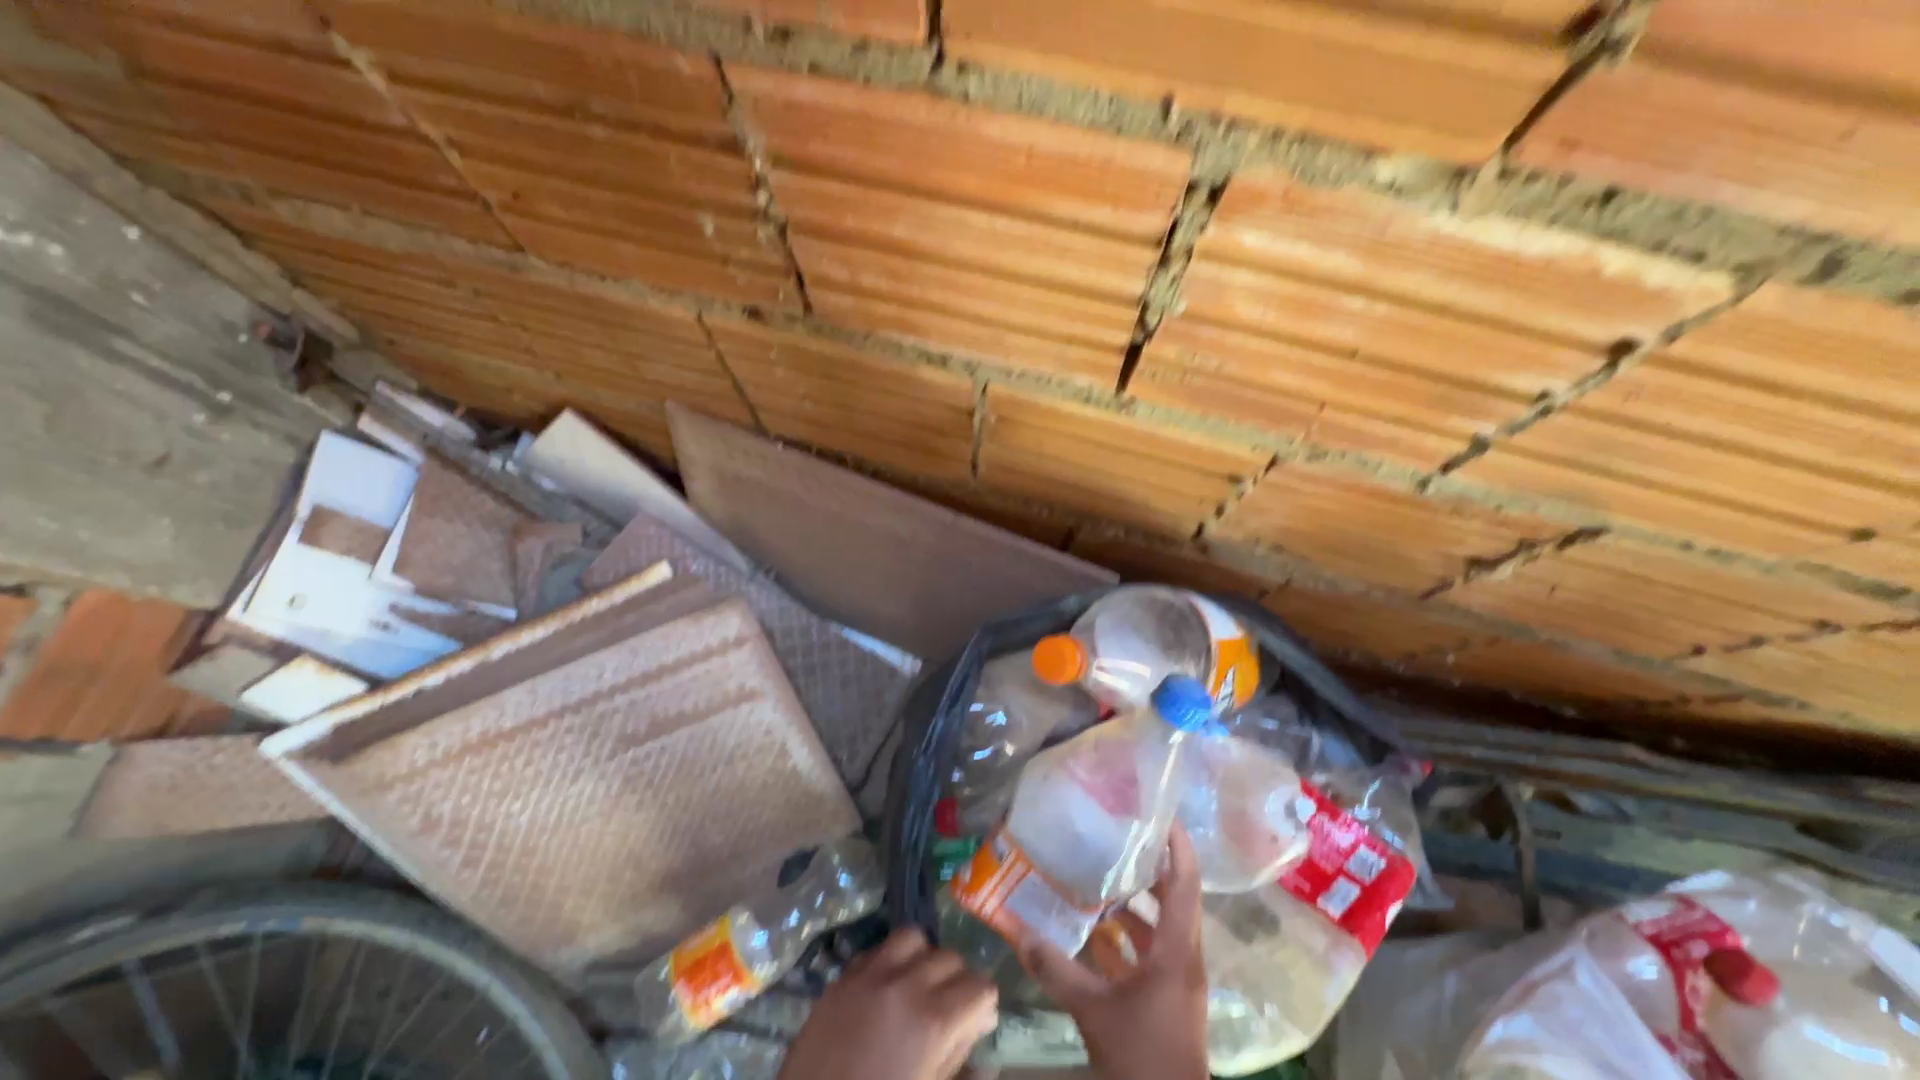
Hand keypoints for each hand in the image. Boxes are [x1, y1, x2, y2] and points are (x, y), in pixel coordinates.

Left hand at [778, 927, 997, 1079]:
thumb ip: (960, 1058)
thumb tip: (983, 1034)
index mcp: (934, 1021)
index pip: (981, 986)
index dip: (983, 1004)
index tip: (976, 1021)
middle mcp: (905, 986)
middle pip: (950, 957)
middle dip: (957, 981)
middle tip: (949, 1007)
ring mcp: (870, 976)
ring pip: (913, 937)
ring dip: (923, 957)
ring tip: (918, 984)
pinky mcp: (841, 978)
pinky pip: (876, 950)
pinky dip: (890, 960)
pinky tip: (886, 987)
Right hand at [1021, 829, 1208, 1079]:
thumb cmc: (1139, 1054)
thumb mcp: (1092, 1009)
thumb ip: (1056, 969)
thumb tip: (1019, 932)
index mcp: (1177, 952)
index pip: (1185, 886)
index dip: (1178, 849)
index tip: (1163, 816)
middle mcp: (1184, 958)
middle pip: (1174, 900)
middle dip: (1149, 869)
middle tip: (1117, 840)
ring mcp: (1178, 979)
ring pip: (1161, 928)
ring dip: (1135, 905)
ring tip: (1097, 878)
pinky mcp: (1167, 997)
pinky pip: (1151, 953)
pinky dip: (1127, 938)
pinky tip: (1094, 932)